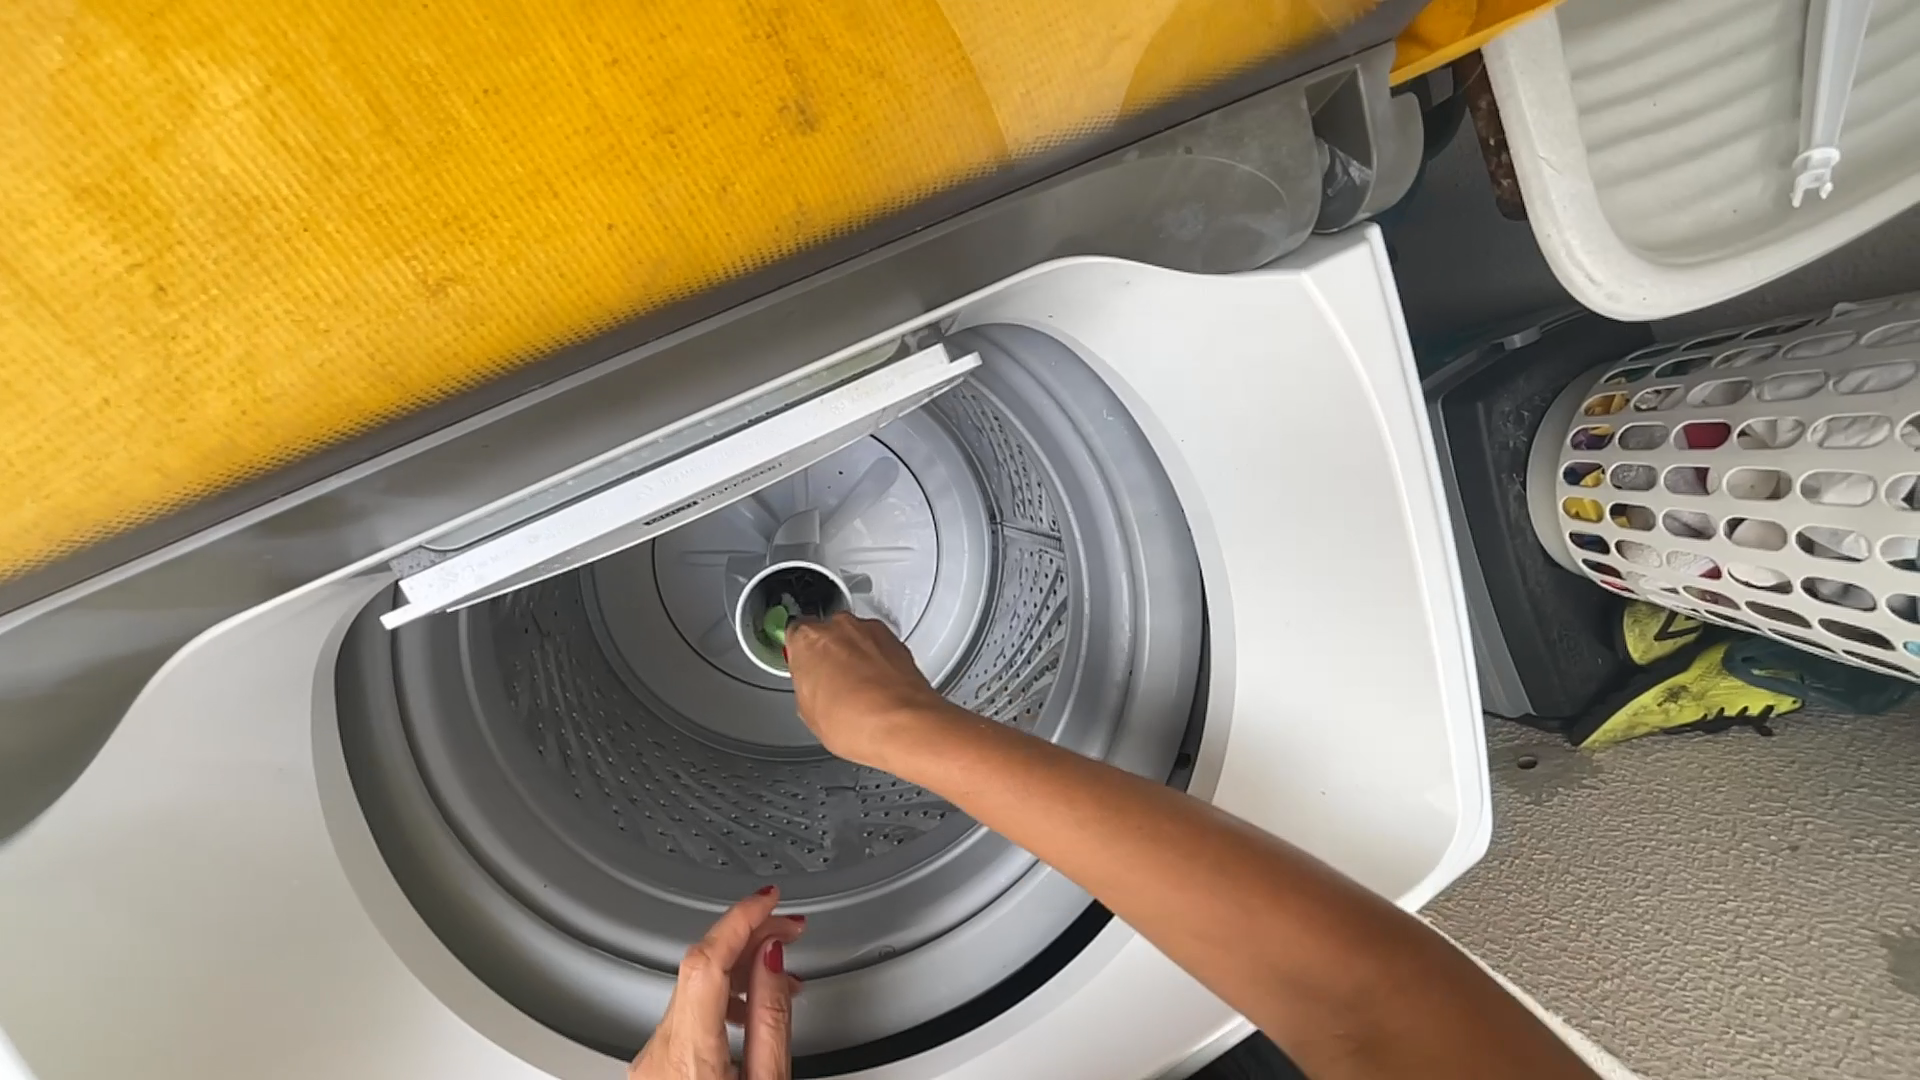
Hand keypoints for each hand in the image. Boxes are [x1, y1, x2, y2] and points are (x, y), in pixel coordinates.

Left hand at [629, 888, 803, 1079]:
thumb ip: (771, 1017)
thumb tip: (772, 955)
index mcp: (686, 1055)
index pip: (707, 960)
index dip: (740, 918)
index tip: (769, 898)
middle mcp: (657, 1052)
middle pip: (702, 966)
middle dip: (751, 935)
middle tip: (791, 928)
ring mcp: (650, 1058)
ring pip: (696, 986)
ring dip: (742, 965)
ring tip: (784, 971)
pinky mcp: (654, 1066)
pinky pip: (690, 1011)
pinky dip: (724, 995)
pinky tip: (754, 1003)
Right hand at [783, 612, 955, 766]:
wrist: (904, 725)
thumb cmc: (858, 721)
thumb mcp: (808, 712)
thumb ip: (806, 685)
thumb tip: (813, 688)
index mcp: (809, 639)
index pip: (795, 633)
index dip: (800, 654)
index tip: (803, 666)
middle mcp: (841, 627)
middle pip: (827, 633)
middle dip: (829, 654)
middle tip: (831, 684)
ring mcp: (872, 632)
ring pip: (856, 638)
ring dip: (856, 656)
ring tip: (858, 690)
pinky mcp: (897, 642)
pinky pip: (880, 647)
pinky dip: (878, 661)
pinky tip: (878, 688)